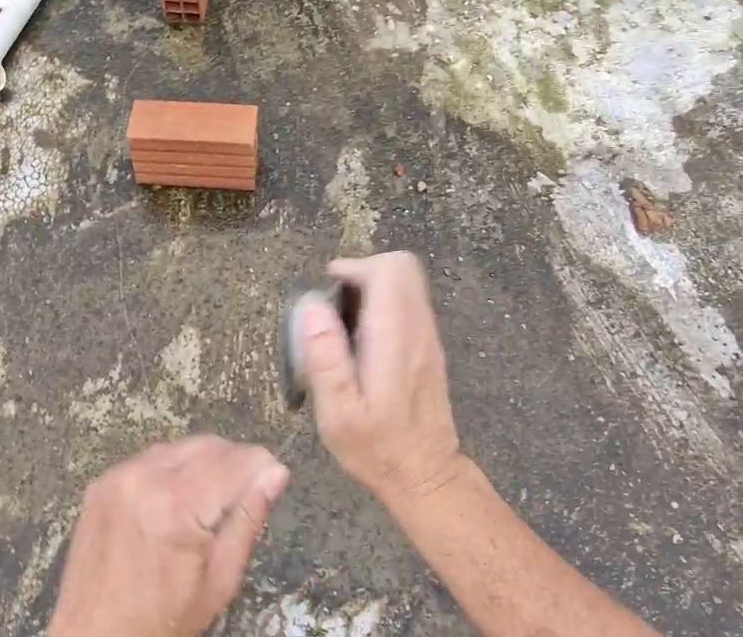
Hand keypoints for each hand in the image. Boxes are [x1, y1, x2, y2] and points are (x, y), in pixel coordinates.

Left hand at [49, 435, 289, 635]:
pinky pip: (149, 459)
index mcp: (178, 506)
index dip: (262, 466)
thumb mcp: (219, 581)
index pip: (236, 460)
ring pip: (179, 447)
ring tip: (207, 505)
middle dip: (234, 462)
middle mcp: (145, 477)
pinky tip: (173, 504)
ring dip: (202, 464)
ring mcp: (118, 475)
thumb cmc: (163, 619)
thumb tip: (276, 472)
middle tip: (244, 495)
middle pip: (208, 445)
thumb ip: (248, 519)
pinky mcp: (101, 481)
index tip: (273, 478)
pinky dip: (170, 471)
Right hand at [300, 251, 463, 502]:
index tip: (329, 285)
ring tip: (344, 316)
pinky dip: (385, 302)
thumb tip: (312, 307)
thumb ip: (327, 358)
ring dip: (375, 285)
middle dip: (366, 269)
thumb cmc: (376, 447)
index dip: (357, 265)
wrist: (427, 476)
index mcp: (394, 339)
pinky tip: (362, 335)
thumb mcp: (338, 413)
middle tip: (335, 297)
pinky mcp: (429, 348)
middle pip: (404, 267)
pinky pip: (411, 303)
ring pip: (410, 283)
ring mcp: (428, 337)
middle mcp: (418, 329)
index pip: (390, 271)